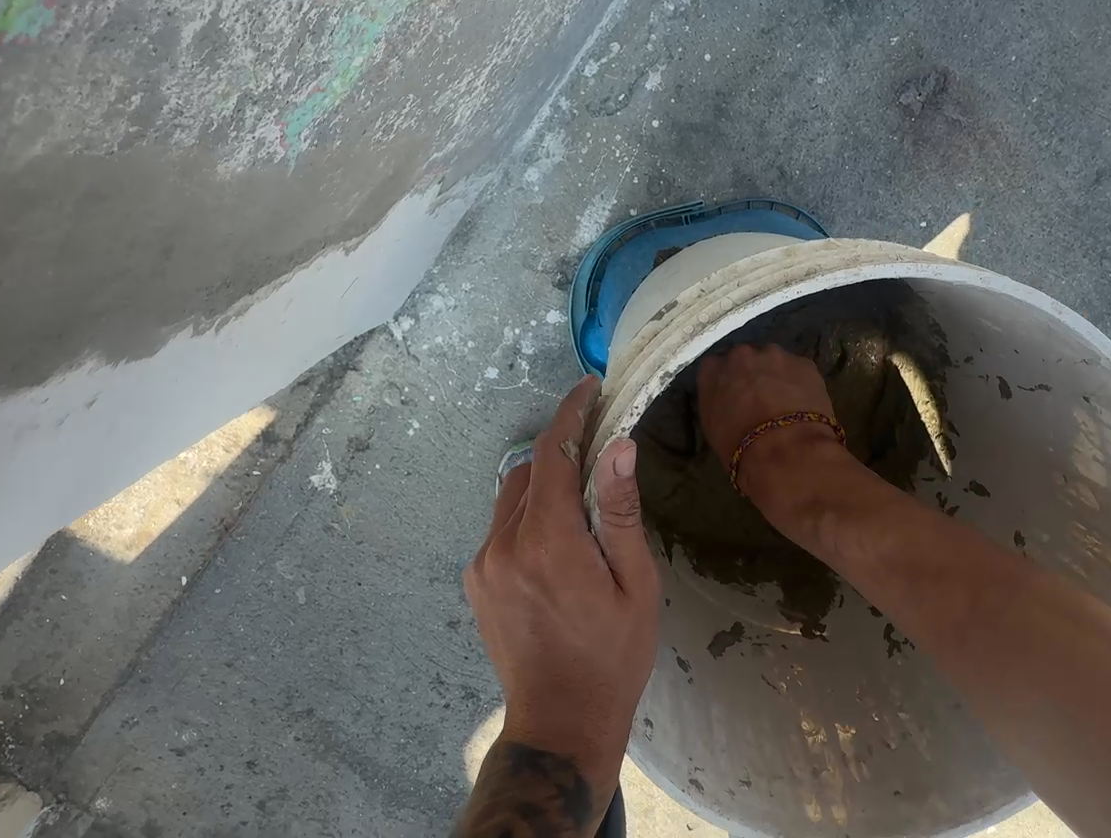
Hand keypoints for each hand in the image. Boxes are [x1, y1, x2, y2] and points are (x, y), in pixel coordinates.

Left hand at [463, 375, 660, 788]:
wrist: (560, 723)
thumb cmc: (613, 655)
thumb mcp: (635, 584)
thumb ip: (621, 510)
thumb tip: (619, 444)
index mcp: (549, 541)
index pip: (553, 452)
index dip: (571, 412)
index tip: (589, 387)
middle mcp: (504, 542)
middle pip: (530, 469)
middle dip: (562, 451)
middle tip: (600, 452)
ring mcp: (483, 562)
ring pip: (511, 496)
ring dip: (544, 485)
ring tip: (581, 510)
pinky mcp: (475, 579)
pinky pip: (501, 526)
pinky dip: (528, 516)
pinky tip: (556, 546)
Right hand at [697, 344, 848, 499]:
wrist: (785, 450)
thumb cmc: (739, 446)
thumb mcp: (712, 426)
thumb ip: (716, 402)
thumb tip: (728, 400)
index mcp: (712, 369)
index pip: (715, 366)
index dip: (727, 381)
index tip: (733, 395)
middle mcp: (740, 354)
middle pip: (746, 358)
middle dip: (752, 373)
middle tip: (760, 398)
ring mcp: (774, 355)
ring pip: (775, 361)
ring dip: (777, 376)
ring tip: (785, 403)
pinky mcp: (804, 363)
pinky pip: (799, 371)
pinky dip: (800, 383)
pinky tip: (804, 405)